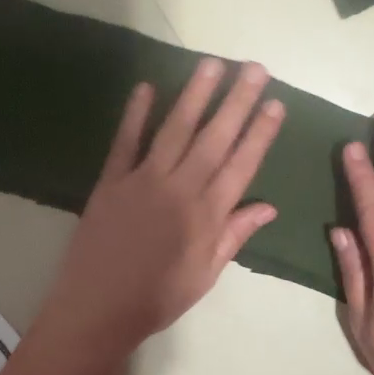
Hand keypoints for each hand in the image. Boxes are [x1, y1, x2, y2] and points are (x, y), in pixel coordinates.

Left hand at [41, 58, 284, 352]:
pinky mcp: (111, 182)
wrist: (97, 309)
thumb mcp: (206, 275)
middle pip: (214, 138)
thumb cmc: (157, 298)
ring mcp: (142, 181)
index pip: (241, 166)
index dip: (260, 134)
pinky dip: (135, 114)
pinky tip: (147, 87)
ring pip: (174, 130)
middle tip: (255, 69)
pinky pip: (125, 142)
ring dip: (194, 96)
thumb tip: (268, 206)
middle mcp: (179, 189)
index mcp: (206, 216)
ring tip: (212, 64)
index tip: (276, 104)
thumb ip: (234, 235)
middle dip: (237, 102)